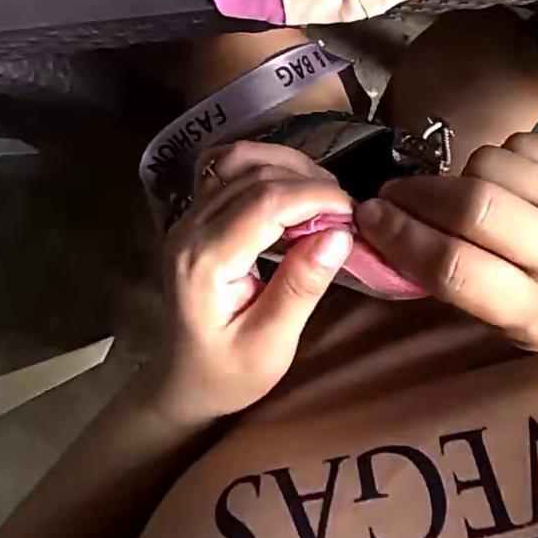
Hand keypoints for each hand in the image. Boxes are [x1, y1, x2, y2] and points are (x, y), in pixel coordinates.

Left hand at [144, 143, 355, 424]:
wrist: (184, 380)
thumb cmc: (229, 373)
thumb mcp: (271, 346)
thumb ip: (301, 287)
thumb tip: (340, 235)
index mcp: (206, 261)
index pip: (266, 202)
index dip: (316, 196)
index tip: (353, 213)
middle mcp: (191, 227)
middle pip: (257, 174)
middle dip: (311, 183)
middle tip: (345, 212)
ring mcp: (190, 214)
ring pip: (242, 158)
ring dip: (290, 166)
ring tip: (322, 195)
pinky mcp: (197, 210)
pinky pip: (230, 164)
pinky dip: (267, 162)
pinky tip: (291, 183)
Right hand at [356, 134, 537, 351]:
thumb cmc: (536, 299)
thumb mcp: (491, 314)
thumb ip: (441, 275)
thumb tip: (377, 223)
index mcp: (537, 311)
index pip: (455, 268)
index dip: (402, 237)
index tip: (369, 217)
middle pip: (475, 206)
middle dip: (421, 194)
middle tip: (396, 193)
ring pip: (492, 164)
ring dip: (462, 175)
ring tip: (464, 193)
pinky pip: (519, 142)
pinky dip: (497, 157)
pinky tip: (505, 180)